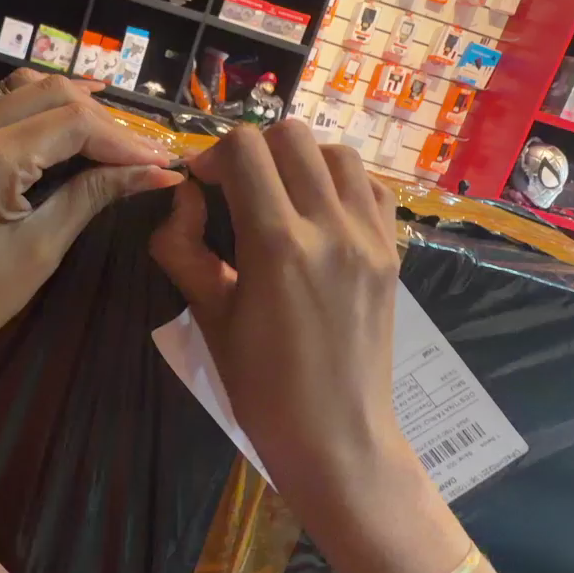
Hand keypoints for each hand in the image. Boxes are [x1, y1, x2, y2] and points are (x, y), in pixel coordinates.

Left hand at [0, 70, 182, 393]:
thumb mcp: (43, 246)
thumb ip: (95, 194)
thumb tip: (157, 171)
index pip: (72, 121)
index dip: (122, 138)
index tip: (162, 160)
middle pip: (51, 92)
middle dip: (102, 118)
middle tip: (140, 153)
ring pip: (25, 88)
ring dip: (72, 105)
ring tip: (112, 137)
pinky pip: (3, 104)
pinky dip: (41, 108)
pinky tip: (70, 130)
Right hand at [149, 121, 409, 505]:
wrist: (336, 437)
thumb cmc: (259, 386)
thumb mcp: (206, 315)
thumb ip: (182, 246)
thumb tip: (182, 198)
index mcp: (276, 245)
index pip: (243, 150)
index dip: (210, 155)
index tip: (200, 186)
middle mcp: (329, 227)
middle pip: (289, 135)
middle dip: (251, 150)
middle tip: (235, 186)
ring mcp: (369, 237)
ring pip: (335, 151)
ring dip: (298, 159)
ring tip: (279, 194)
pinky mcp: (392, 251)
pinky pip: (371, 186)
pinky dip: (340, 181)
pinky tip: (320, 210)